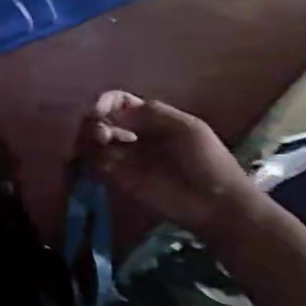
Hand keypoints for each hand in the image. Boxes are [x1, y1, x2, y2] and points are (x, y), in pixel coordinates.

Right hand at [77, 91, 258, 229]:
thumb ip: (150, 114)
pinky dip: (91, 157)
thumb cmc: (207, 161)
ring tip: (100, 143)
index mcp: (152, 118)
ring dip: (89, 138)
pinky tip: (101, 159)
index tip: (99, 109)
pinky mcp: (121, 179)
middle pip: (102, 119)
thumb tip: (111, 111)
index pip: (119, 102)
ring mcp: (127, 157)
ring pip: (95, 140)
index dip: (106, 101)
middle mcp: (135, 134)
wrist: (216, 204)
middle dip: (94, 120)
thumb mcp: (185, 128)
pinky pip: (98, 163)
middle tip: (98, 131)